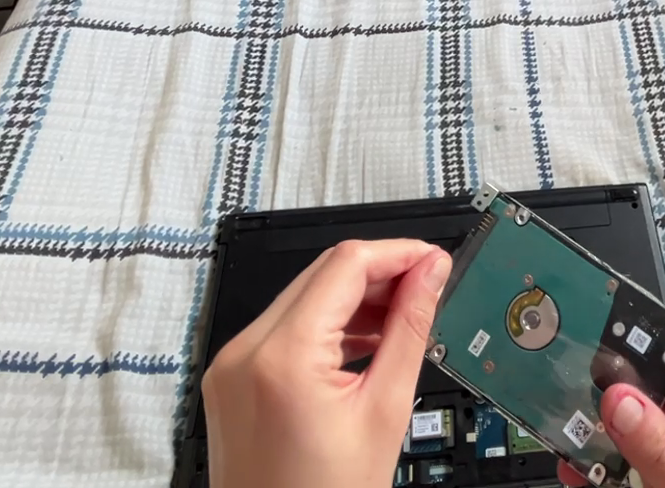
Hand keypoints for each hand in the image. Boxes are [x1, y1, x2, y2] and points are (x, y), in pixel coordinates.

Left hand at [202, 239, 451, 487]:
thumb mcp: (385, 410)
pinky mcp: (233, 376)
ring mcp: (233, 363)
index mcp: (282, 356)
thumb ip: (411, 328)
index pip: (347, 264)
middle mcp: (246, 349)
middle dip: (380, 273)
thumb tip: (431, 272)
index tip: (432, 261)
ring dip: (356, 296)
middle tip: (425, 286)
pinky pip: (288, 324)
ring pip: (307, 293)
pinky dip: (329, 322)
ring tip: (401, 318)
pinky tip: (366, 339)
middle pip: (325, 272)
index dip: (397, 253)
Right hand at [560, 353, 664, 487]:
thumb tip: (618, 398)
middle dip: (619, 417)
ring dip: (614, 450)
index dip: (637, 371)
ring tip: (573, 458)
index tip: (590, 378)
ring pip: (652, 440)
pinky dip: (626, 474)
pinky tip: (590, 476)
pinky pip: (657, 468)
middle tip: (570, 425)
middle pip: (662, 404)